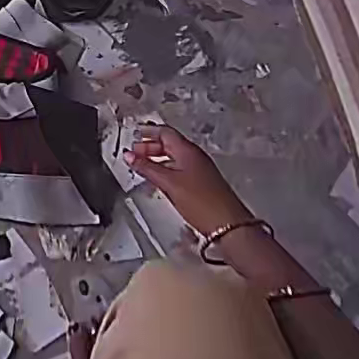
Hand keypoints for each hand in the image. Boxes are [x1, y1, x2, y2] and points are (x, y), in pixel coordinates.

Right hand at [125, 123, 251, 235]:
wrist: (229, 227)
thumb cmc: (201, 201)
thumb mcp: (168, 183)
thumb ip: (146, 167)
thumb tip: (129, 155)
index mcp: (187, 150)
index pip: (165, 132)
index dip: (148, 132)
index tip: (135, 134)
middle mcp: (195, 157)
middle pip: (169, 144)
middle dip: (151, 146)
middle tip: (135, 153)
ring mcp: (201, 170)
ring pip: (174, 157)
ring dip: (158, 159)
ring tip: (143, 167)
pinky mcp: (203, 184)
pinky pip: (181, 169)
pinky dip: (167, 170)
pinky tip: (160, 181)